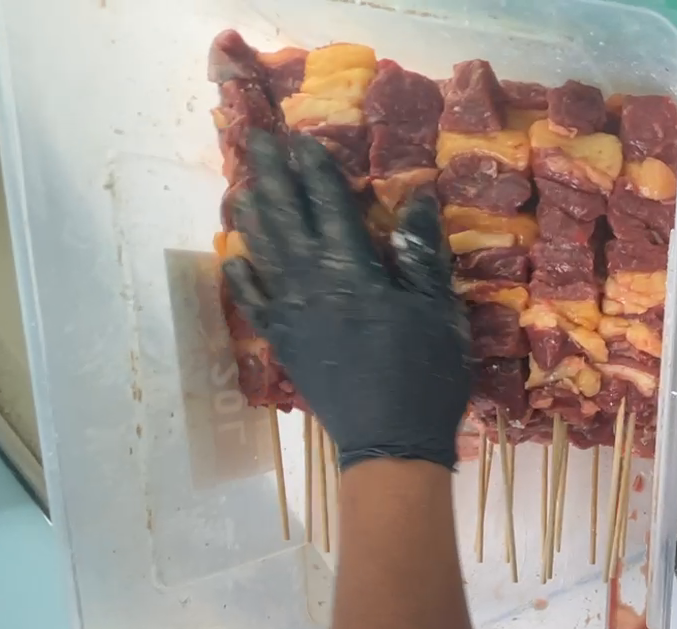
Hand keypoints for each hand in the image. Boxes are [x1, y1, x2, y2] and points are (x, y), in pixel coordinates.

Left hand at [223, 131, 470, 469]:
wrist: (391, 438)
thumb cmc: (427, 375)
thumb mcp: (440, 314)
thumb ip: (423, 256)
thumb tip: (418, 201)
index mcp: (353, 271)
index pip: (330, 205)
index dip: (317, 170)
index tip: (304, 140)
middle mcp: (310, 282)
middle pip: (286, 217)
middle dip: (273, 176)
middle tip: (259, 142)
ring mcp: (290, 312)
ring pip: (262, 250)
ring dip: (254, 214)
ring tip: (246, 187)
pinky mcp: (284, 342)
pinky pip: (253, 300)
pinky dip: (243, 275)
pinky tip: (236, 258)